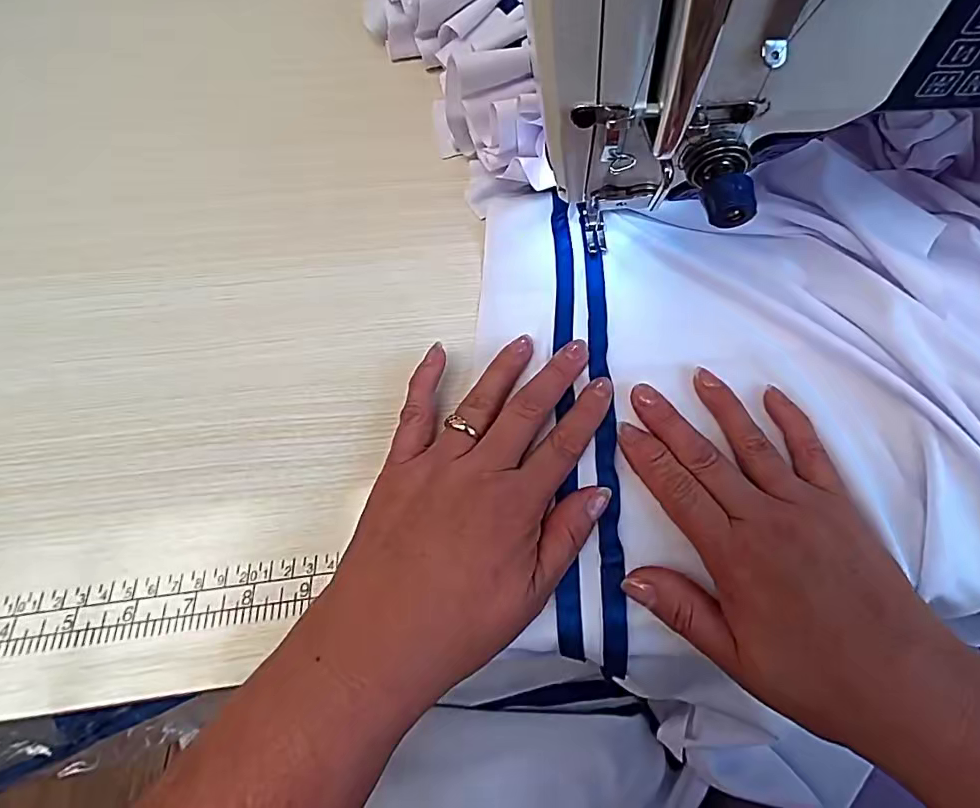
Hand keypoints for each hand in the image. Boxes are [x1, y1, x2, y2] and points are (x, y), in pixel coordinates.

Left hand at [296, 336, 614, 711]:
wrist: (378, 637)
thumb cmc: (454, 625)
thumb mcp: (528, 595)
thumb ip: (565, 537)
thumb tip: (597, 495)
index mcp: (514, 505)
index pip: (562, 445)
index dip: (586, 413)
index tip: (600, 387)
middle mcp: (478, 474)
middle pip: (526, 411)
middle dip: (556, 375)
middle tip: (574, 349)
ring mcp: (435, 464)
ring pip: (478, 403)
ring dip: (504, 369)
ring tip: (524, 342)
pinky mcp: (399, 466)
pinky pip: (414, 412)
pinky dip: (425, 380)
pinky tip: (436, 354)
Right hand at [617, 370, 976, 754]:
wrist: (907, 683)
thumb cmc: (816, 677)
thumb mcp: (737, 658)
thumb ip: (682, 611)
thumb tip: (630, 577)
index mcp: (735, 556)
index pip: (678, 493)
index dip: (648, 457)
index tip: (625, 428)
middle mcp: (765, 519)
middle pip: (706, 459)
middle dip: (669, 422)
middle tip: (643, 390)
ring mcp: (805, 505)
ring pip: (753, 445)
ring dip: (723, 407)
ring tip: (699, 376)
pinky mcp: (839, 503)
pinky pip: (810, 451)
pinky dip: (791, 419)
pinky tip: (772, 394)